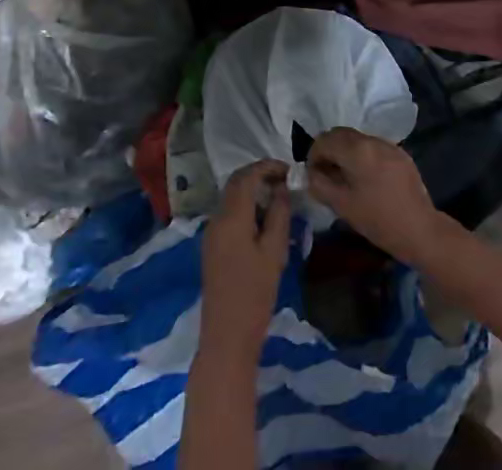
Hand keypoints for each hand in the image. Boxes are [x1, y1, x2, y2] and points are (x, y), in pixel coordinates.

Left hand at [200, 159, 291, 355]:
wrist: (227, 334)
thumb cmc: (256, 293)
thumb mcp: (274, 251)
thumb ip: (278, 214)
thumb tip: (282, 188)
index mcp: (230, 219)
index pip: (246, 177)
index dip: (267, 166)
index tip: (290, 169)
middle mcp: (216, 220)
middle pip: (235, 184)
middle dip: (259, 175)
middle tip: (286, 179)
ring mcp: (211, 234)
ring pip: (231, 198)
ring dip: (253, 190)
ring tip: (280, 196)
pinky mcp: (213, 246)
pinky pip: (230, 214)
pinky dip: (247, 206)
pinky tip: (266, 217)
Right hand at [307, 128, 447, 264]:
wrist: (417, 227)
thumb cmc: (376, 219)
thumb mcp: (341, 205)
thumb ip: (320, 184)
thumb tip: (310, 173)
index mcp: (358, 150)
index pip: (325, 140)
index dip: (313, 154)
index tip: (312, 174)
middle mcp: (374, 141)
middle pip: (342, 134)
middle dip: (328, 149)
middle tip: (324, 173)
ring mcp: (390, 146)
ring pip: (358, 139)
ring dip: (345, 151)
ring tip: (343, 177)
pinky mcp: (401, 154)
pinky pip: (374, 147)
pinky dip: (362, 155)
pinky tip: (364, 178)